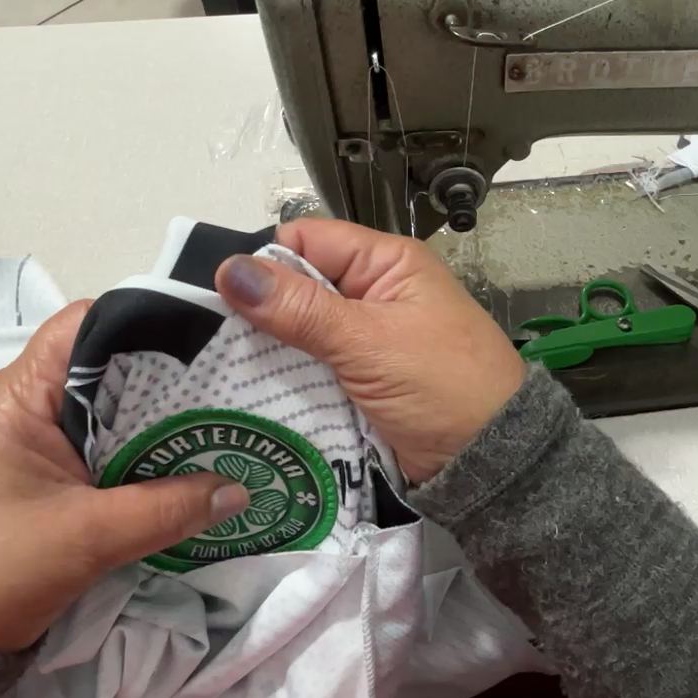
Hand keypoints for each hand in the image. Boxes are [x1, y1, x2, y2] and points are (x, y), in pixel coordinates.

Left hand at [0, 303, 250, 652]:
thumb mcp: (82, 539)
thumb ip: (166, 510)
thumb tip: (242, 488)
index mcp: (20, 396)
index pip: (87, 325)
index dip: (148, 319)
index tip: (211, 336)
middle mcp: (33, 406)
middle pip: (116, 366)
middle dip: (178, 372)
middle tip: (242, 379)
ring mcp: (46, 443)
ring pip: (123, 410)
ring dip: (172, 415)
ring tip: (236, 415)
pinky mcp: (59, 476)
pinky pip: (119, 446)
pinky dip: (157, 449)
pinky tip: (201, 460)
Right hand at [215, 219, 524, 482]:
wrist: (488, 457)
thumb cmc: (442, 386)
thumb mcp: (369, 342)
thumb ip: (301, 310)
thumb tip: (230, 270)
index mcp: (385, 263)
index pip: (309, 241)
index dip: (266, 262)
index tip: (222, 298)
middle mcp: (372, 292)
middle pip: (298, 287)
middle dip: (259, 311)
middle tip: (209, 340)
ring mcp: (364, 337)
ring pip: (299, 331)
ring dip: (269, 349)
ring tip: (217, 368)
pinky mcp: (358, 377)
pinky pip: (311, 366)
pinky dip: (286, 377)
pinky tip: (248, 390)